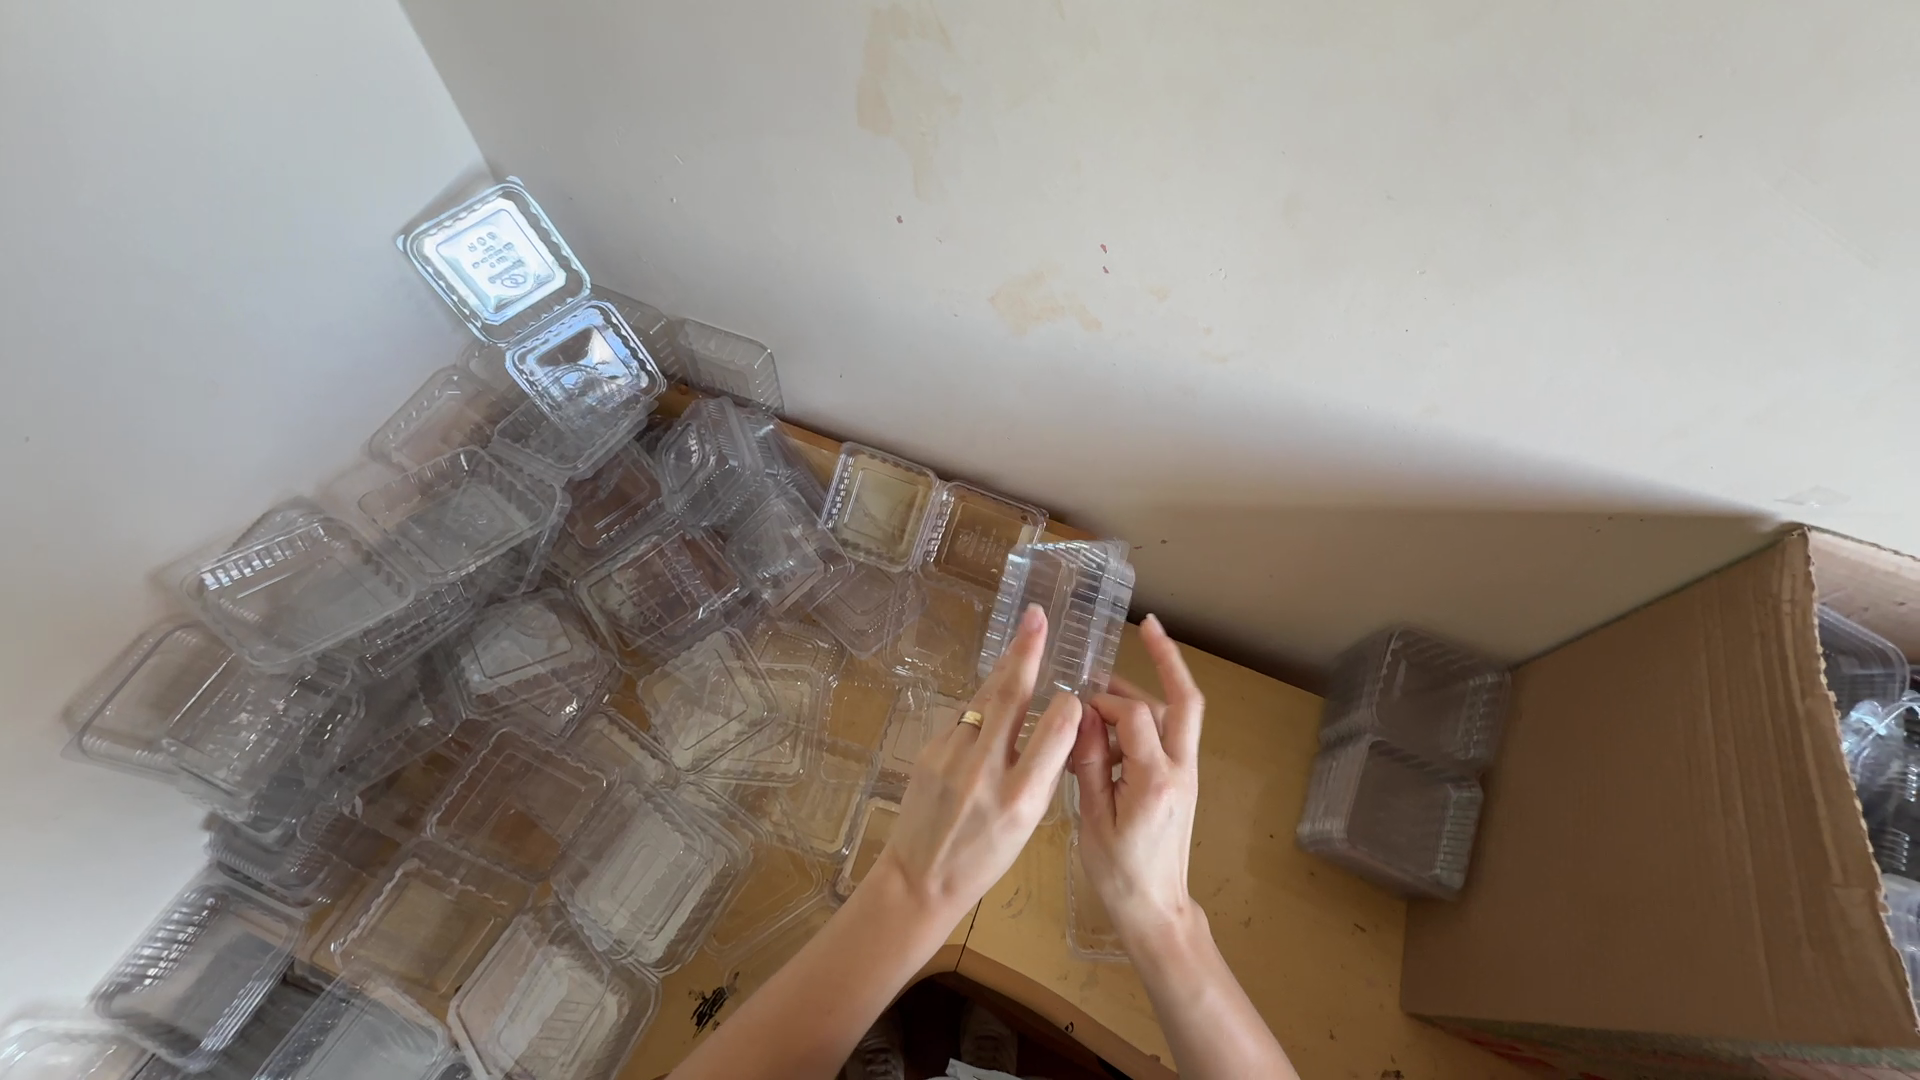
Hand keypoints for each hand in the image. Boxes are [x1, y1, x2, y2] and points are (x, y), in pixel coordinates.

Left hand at [870, 603, 1082, 918]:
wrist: (919, 877)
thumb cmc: (985, 858)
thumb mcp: (1028, 824)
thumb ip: (1043, 772)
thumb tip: (1057, 723)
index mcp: (1022, 796)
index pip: (1056, 730)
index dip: (1069, 705)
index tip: (1074, 695)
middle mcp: (985, 770)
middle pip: (1010, 696)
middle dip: (1026, 652)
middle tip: (1036, 617)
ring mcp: (951, 756)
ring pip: (984, 700)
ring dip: (1004, 670)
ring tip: (1023, 640)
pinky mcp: (929, 750)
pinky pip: (964, 716)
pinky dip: (982, 704)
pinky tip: (992, 698)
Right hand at [1071, 613, 1205, 945]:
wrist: (1157, 911)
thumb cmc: (1119, 873)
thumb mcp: (1092, 819)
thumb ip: (1087, 763)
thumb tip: (1081, 716)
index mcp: (1155, 780)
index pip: (1136, 716)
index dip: (1104, 703)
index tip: (1076, 709)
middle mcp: (1180, 770)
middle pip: (1184, 701)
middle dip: (1168, 660)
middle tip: (1148, 625)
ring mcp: (1186, 774)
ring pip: (1178, 714)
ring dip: (1148, 689)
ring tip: (1105, 684)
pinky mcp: (1181, 780)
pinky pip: (1169, 734)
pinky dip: (1144, 717)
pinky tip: (1110, 726)